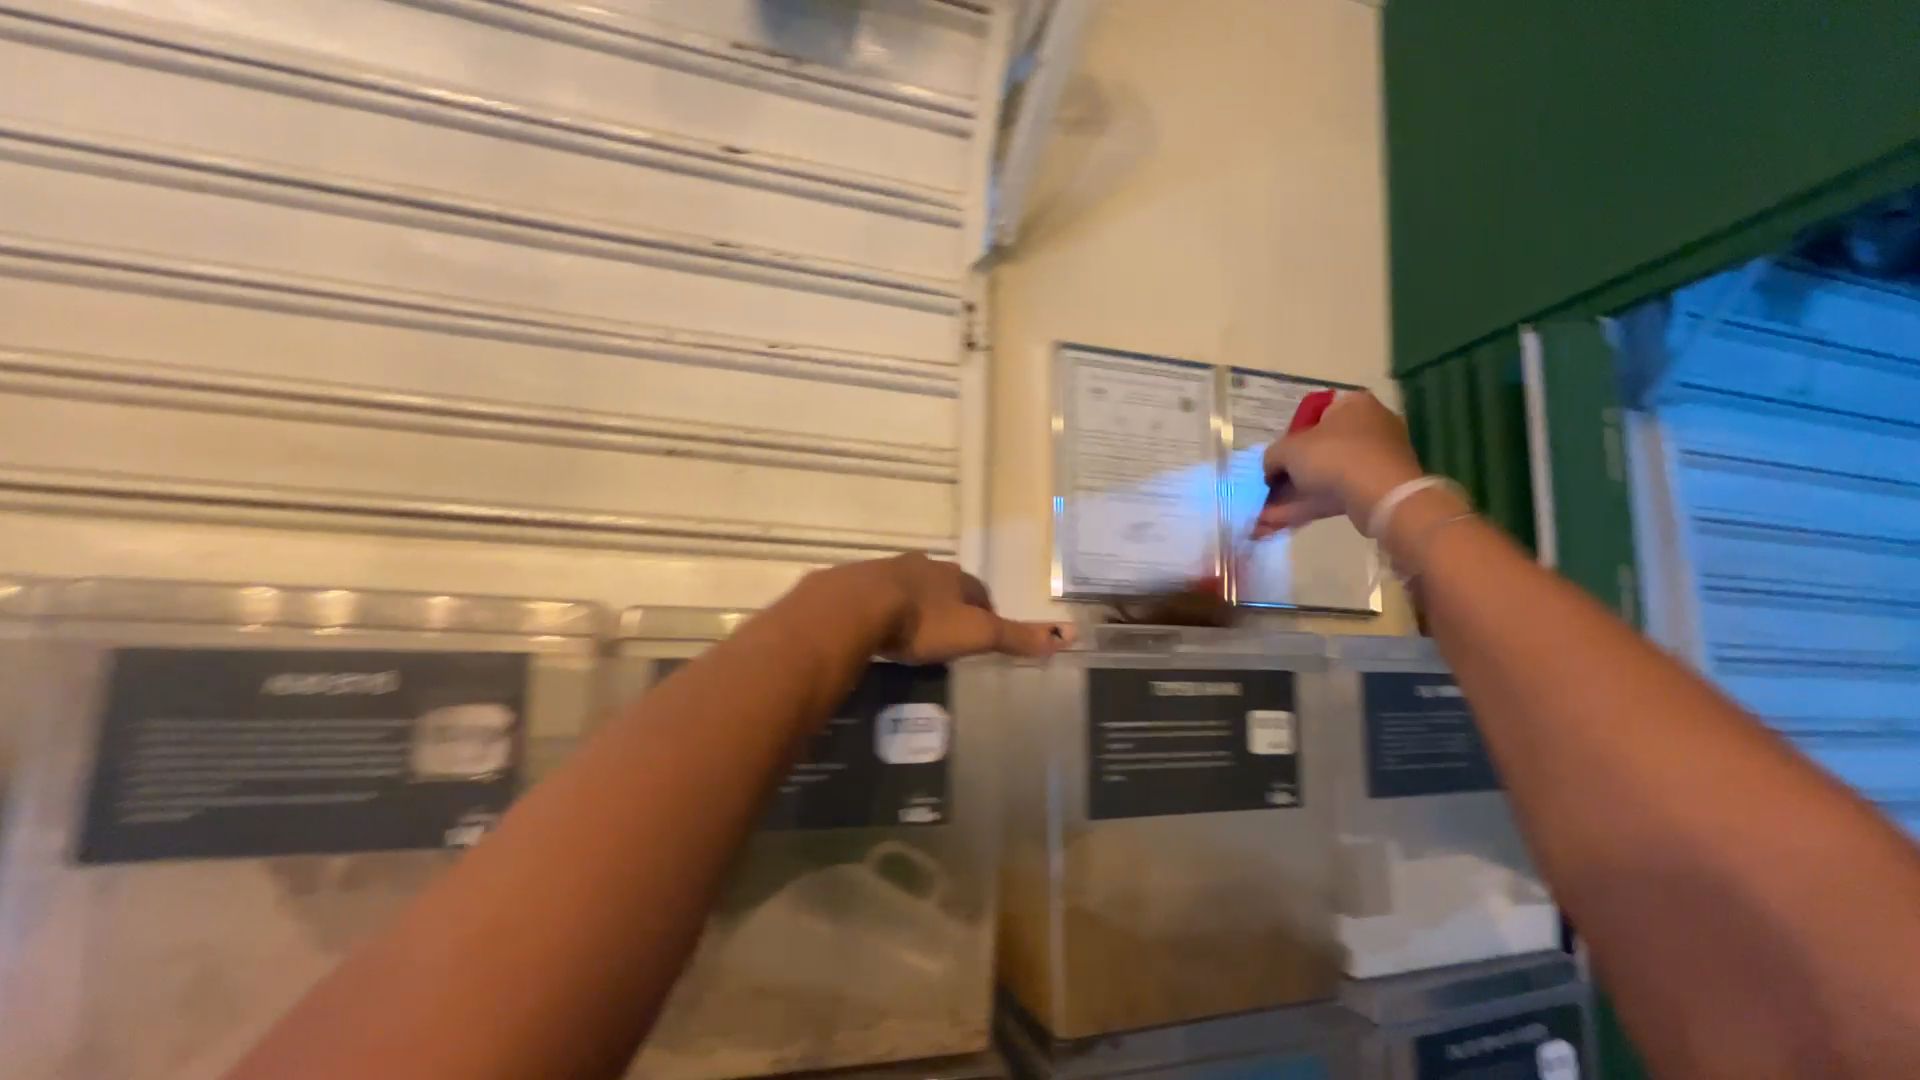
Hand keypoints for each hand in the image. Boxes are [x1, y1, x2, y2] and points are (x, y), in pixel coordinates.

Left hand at [814, 554, 1075, 663]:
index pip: (978, 591)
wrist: (855, 607)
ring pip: (909, 586)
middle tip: (948, 631)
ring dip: (915, 603)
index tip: (983, 631)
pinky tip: (878, 626)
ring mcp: (886, 571)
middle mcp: (923, 566)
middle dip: (948, 603)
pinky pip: (876, 595)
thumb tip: (1069, 636)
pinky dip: (882, 608)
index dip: (984, 609)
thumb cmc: (923, 621)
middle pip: (943, 584)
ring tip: (914, 630)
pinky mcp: (855, 583)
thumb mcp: (976, 634)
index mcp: (954, 577)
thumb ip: (1017, 637)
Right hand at [1252, 391, 1423, 538]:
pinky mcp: (1376, 488)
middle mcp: (1368, 426)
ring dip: (1292, 496)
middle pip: (1318, 450)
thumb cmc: (1333, 456)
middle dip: (1288, 475)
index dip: (1289, 438)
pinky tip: (1278, 522)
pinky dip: (1308, 505)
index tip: (1275, 459)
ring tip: (1263, 515)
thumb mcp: (1289, 450)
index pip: (1313, 416)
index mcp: (1352, 405)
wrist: (1381, 495)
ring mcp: (1375, 459)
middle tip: (1267, 490)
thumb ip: (1272, 456)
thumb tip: (1269, 469)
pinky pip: (1335, 493)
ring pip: (1324, 476)